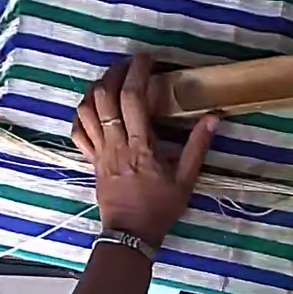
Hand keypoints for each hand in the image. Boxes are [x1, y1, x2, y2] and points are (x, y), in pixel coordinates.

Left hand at [70, 54, 219, 247]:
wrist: (131, 233)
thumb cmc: (160, 207)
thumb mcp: (186, 179)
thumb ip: (198, 146)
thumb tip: (214, 117)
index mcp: (140, 146)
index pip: (133, 98)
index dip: (138, 73)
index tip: (147, 60)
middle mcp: (115, 144)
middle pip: (104, 96)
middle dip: (115, 73)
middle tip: (129, 65)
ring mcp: (98, 151)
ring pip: (86, 110)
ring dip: (97, 89)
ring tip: (112, 81)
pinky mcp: (90, 160)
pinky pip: (78, 131)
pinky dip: (82, 114)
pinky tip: (93, 108)